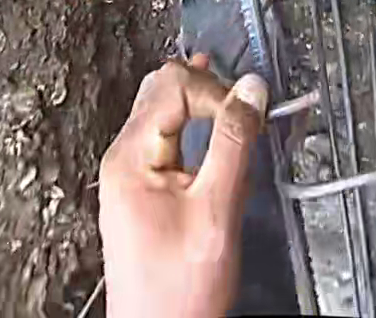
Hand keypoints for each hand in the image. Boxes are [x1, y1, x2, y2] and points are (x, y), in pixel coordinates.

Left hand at [100, 56, 266, 317]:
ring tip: (235, 110)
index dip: (216, 91)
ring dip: (203, 97)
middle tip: (241, 110)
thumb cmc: (181, 291)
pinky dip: (196, 114)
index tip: (245, 117)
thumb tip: (251, 88)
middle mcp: (124, 154)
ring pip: (165, 100)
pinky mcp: (143, 178)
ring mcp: (130, 166)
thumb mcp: (215, 213)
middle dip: (209, 87)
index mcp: (131, 157)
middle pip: (164, 84)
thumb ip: (233, 144)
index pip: (175, 85)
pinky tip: (217, 116)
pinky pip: (168, 125)